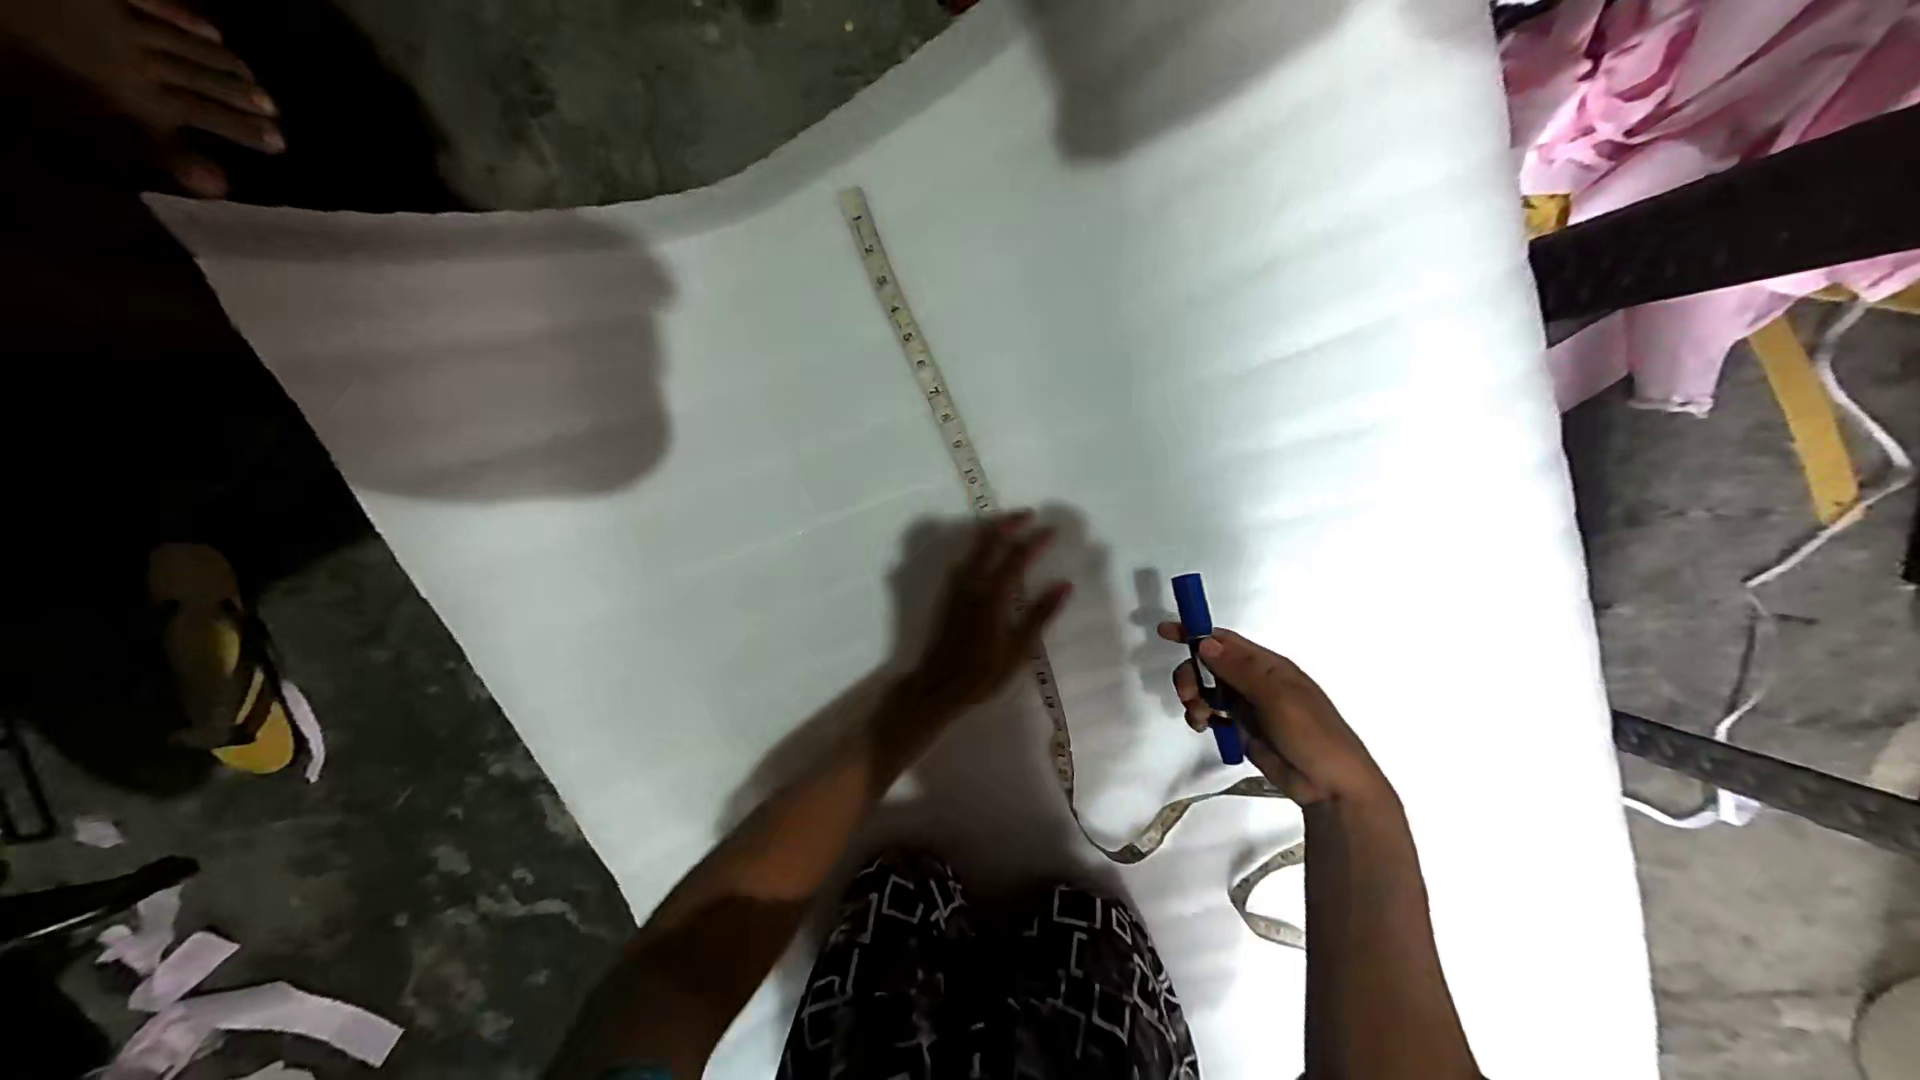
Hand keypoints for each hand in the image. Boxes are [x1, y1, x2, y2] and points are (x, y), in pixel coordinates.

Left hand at [0, 0, 282, 196]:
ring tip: (255, 79)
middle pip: (201, 81)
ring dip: (226, 64)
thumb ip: (157, 153)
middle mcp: (137, 58)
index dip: (243, 131)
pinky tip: (213, 29)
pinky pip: (152, 1)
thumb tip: (222, 188)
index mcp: (130, 93)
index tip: (279, 144)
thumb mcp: (83, 124)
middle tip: (277, 114)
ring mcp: (118, 18)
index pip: (202, 115)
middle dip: (243, 99)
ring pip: (188, 45)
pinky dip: (185, 15)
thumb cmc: (19, 67)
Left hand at [907, 512, 1071, 712]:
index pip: (1016, 557)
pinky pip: (965, 559)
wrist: (938, 685)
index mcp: (992, 596)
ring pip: (974, 547)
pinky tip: (985, 552)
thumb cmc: (983, 672)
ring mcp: (957, 588)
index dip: (1036, 540)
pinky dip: (978, 546)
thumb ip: (1041, 614)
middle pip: (989, 541)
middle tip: (1030, 515)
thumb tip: (1065, 584)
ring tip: (1010, 524)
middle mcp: (972, 584)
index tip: (1053, 530)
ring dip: (992, 531)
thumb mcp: (1019, 648)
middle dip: (1009, 523)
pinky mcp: (948, 595)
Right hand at [1158, 623, 1388, 805]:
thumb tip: (1205, 643)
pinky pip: (1211, 712)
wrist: (1331, 787)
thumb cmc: (1312, 735)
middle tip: (1187, 695)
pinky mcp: (1241, 728)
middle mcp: (1254, 680)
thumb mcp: (1278, 698)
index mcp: (1267, 666)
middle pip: (1208, 664)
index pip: (1224, 641)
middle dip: (1190, 674)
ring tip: (1200, 717)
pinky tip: (1203, 725)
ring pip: (1206, 688)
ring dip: (1194, 697)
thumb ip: (1240, 670)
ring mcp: (1247, 705)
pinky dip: (1200, 715)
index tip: (1165, 632)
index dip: (1194, 633)